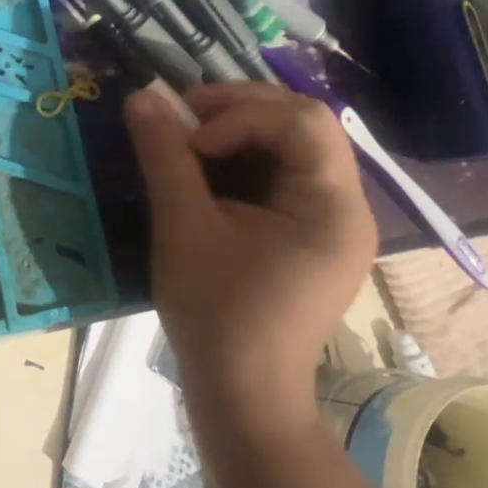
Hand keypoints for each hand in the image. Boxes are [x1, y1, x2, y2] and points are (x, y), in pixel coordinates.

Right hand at [125, 82, 375, 427]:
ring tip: (187, 138)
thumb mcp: (183, 227)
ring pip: (291, 144)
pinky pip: (281, 172)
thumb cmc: (217, 312)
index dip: (240, 113)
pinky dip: (241, 156)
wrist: (243, 393)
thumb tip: (141, 95)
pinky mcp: (309, 233)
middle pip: (303, 124)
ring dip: (237, 129)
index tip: (188, 140)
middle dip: (238, 109)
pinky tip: (203, 168)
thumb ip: (164, 156)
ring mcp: (331, 221)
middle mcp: (346, 206)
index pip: (302, 121)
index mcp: (332, 206)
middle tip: (183, 116)